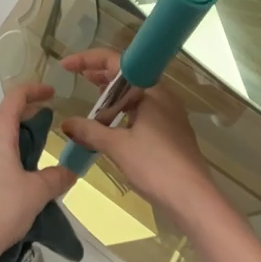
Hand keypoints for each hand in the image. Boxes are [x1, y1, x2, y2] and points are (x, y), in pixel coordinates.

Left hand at [0, 82, 78, 261]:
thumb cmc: (3, 208)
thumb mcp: (37, 192)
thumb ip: (56, 178)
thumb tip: (70, 172)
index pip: (16, 97)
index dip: (35, 90)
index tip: (51, 93)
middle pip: (5, 117)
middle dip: (27, 119)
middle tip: (47, 130)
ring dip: (12, 141)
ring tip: (31, 160)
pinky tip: (8, 182)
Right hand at [59, 49, 218, 218]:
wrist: (195, 201)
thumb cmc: (156, 166)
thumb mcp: (118, 147)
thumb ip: (90, 131)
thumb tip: (67, 124)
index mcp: (150, 89)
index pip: (115, 61)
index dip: (87, 60)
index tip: (66, 65)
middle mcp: (162, 95)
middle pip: (126, 74)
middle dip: (99, 75)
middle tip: (76, 78)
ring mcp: (169, 113)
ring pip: (135, 94)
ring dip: (112, 95)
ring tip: (91, 99)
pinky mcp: (171, 132)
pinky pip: (142, 110)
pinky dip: (123, 111)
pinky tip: (111, 124)